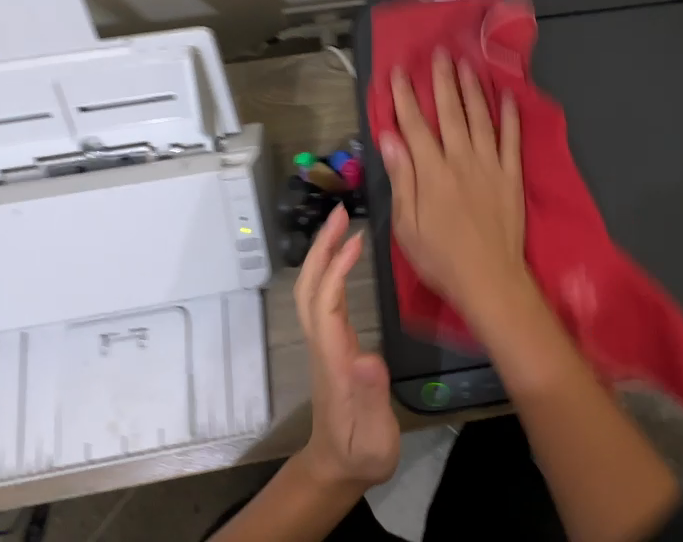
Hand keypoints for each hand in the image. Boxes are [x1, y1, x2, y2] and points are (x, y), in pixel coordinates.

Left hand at [292, 204, 399, 488]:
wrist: (338, 468)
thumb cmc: (360, 452)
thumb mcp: (373, 436)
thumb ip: (371, 398)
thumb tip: (367, 357)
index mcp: (333, 361)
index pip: (326, 307)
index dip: (337, 271)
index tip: (355, 239)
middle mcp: (323, 345)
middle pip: (309, 289)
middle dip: (320, 249)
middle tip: (341, 213)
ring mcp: (323, 343)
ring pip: (312, 291)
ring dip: (322, 254)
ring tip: (342, 224)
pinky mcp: (330, 343)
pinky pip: (324, 297)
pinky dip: (330, 269)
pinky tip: (346, 256)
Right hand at [382, 50, 526, 320]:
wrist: (490, 279)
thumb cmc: (441, 257)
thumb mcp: (407, 225)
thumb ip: (402, 178)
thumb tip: (389, 137)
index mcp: (432, 171)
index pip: (414, 124)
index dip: (405, 95)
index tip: (398, 71)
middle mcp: (461, 159)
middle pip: (450, 111)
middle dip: (442, 80)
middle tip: (439, 53)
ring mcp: (490, 165)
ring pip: (480, 117)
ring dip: (473, 89)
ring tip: (467, 64)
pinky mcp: (512, 175)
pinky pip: (512, 139)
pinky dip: (510, 115)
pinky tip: (507, 95)